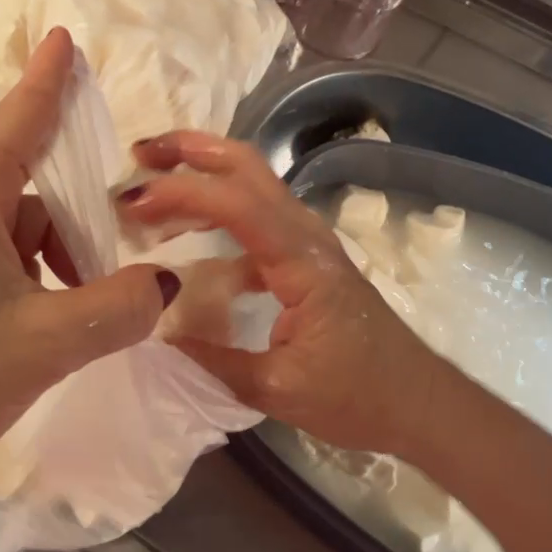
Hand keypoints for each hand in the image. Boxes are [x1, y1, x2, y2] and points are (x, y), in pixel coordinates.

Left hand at [0, 28, 176, 484]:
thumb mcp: (49, 341)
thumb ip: (121, 305)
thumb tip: (165, 284)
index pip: (24, 114)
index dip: (52, 75)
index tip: (65, 34)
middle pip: (35, 178)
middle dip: (82, 212)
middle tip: (125, 249)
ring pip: (23, 222)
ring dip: (63, 254)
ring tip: (88, 309)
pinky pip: (1, 250)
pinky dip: (36, 274)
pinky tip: (52, 322)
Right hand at [118, 132, 457, 456]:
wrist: (419, 402)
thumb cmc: (358, 397)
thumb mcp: (278, 390)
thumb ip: (214, 360)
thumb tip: (156, 330)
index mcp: (301, 259)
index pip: (235, 203)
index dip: (181, 194)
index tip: (131, 204)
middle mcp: (304, 233)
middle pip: (246, 166)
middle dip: (191, 149)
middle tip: (139, 154)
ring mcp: (306, 239)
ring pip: (250, 182)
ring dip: (201, 172)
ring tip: (150, 187)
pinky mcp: (303, 254)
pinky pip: (254, 214)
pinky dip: (214, 208)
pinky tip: (184, 234)